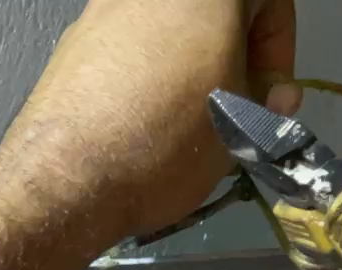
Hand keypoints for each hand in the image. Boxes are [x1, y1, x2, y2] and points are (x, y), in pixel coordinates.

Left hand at [0, 0, 298, 250]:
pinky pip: (117, 62)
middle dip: (227, 62)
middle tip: (228, 116)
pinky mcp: (63, 54)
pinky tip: (131, 136)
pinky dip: (135, 89)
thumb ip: (260, 101)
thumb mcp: (239, 125)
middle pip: (208, 17)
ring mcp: (97, 15)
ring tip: (177, 133)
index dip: (279, 53)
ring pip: (161, 40)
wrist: (62, 181)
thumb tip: (265, 100)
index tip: (269, 100)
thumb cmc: (164, 142)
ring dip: (180, 76)